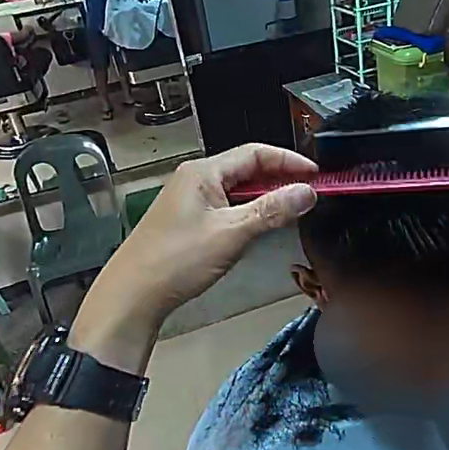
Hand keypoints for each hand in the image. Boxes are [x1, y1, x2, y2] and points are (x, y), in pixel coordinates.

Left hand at [72, 144, 317, 368]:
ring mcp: (191, 200)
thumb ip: (272, 210)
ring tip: (293, 208)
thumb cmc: (176, 261)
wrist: (132, 297)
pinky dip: (250, 210)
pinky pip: (228, 205)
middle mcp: (196, 179)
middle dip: (281, 178)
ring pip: (238, 188)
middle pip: (247, 168)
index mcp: (203, 172)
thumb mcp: (231, 233)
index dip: (289, 161)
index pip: (256, 152)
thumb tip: (308, 192)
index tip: (316, 175)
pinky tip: (263, 225)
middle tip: (310, 192)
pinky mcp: (189, 220)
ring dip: (267, 196)